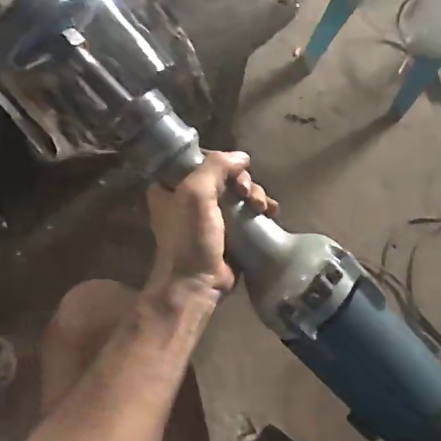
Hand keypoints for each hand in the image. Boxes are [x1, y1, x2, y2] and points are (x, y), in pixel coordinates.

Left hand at [144, 151, 277, 296]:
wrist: (196, 283)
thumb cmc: (189, 238)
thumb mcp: (196, 194)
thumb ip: (216, 167)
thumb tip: (242, 157)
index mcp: (170, 186)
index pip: (200, 159)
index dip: (221, 162)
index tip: (235, 173)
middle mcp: (188, 198)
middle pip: (224, 175)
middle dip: (243, 181)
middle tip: (248, 195)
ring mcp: (209, 215)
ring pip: (238, 192)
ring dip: (255, 194)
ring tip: (262, 207)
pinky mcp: (227, 231)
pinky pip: (246, 210)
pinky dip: (259, 208)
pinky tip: (270, 212)